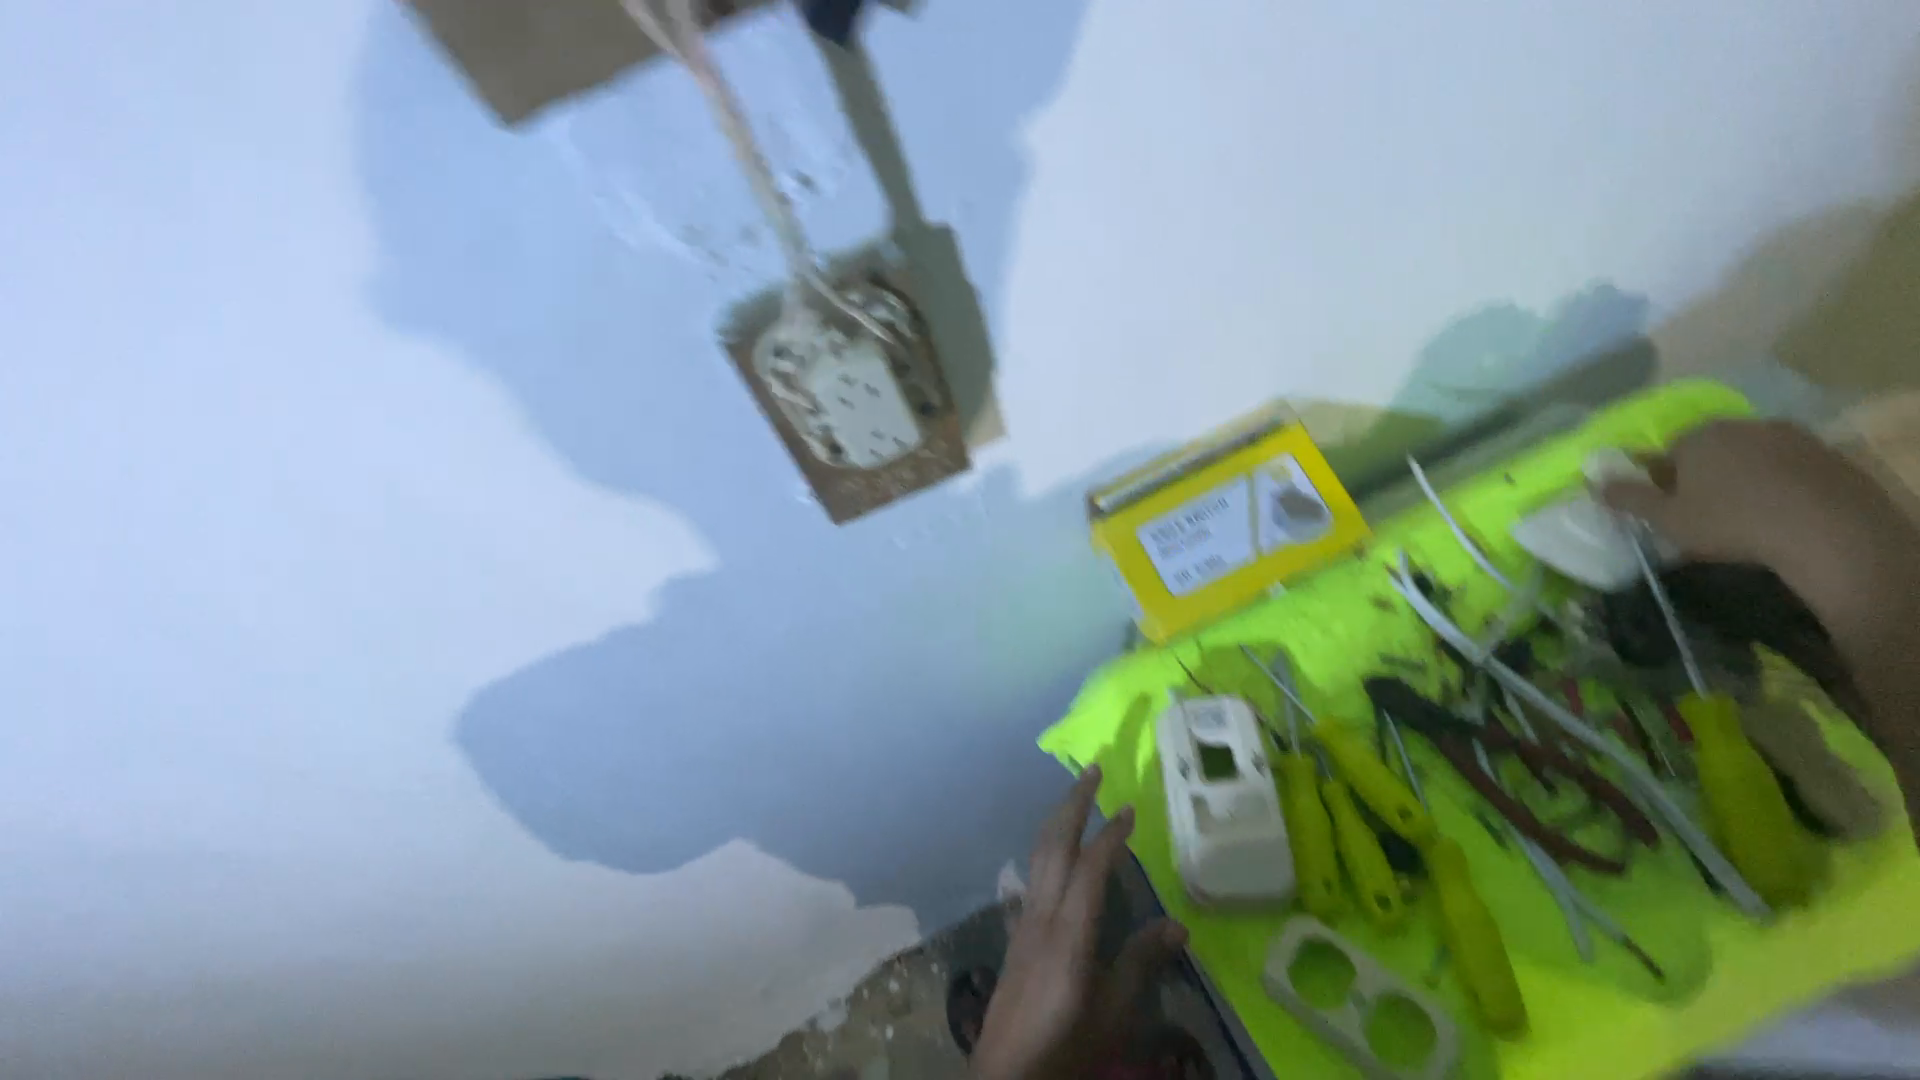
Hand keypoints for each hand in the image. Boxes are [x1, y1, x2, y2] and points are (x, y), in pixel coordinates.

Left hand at [971, 766, 1187, 1079]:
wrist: (1007, 1070)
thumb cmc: (1066, 1042)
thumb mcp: (1113, 1012)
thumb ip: (1141, 964)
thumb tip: (1178, 926)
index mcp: (1069, 930)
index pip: (1091, 866)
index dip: (1110, 834)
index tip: (1129, 807)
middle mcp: (1042, 913)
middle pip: (1055, 844)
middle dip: (1073, 803)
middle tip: (1091, 769)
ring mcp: (1025, 919)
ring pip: (1039, 853)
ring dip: (1059, 818)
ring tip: (1077, 797)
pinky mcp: (1017, 931)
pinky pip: (1034, 871)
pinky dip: (1050, 845)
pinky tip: (1059, 850)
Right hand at [1597, 419, 1917, 610]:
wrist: (1828, 531)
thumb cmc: (1730, 522)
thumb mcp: (1666, 518)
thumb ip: (1628, 497)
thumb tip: (1593, 481)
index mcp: (1698, 436)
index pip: (1667, 451)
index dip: (1663, 479)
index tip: (1669, 505)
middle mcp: (1742, 425)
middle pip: (1710, 449)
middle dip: (1703, 474)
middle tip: (1704, 510)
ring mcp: (1791, 436)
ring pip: (1750, 456)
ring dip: (1742, 477)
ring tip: (1744, 513)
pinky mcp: (1829, 454)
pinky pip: (1788, 467)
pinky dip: (1779, 483)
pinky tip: (1780, 511)